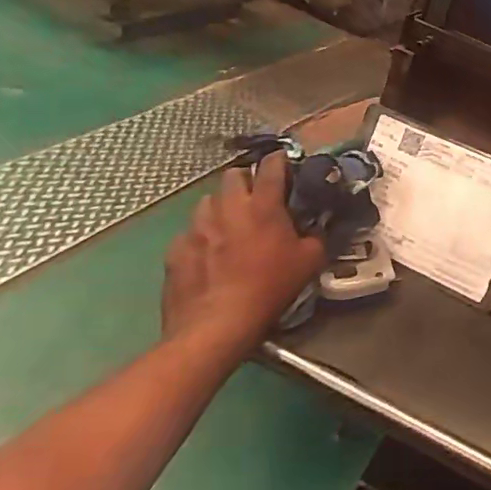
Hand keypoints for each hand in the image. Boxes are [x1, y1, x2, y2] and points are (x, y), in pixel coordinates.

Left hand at [163, 157, 325, 360]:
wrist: (215, 328)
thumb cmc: (268, 289)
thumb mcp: (309, 262)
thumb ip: (314, 236)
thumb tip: (314, 228)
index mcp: (263, 205)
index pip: (272, 165)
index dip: (280, 161)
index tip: (285, 168)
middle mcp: (228, 207)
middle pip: (233, 175)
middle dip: (245, 181)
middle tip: (255, 200)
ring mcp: (197, 227)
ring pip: (208, 201)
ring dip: (220, 207)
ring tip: (228, 227)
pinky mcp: (176, 250)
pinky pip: (188, 233)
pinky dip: (199, 239)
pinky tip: (206, 257)